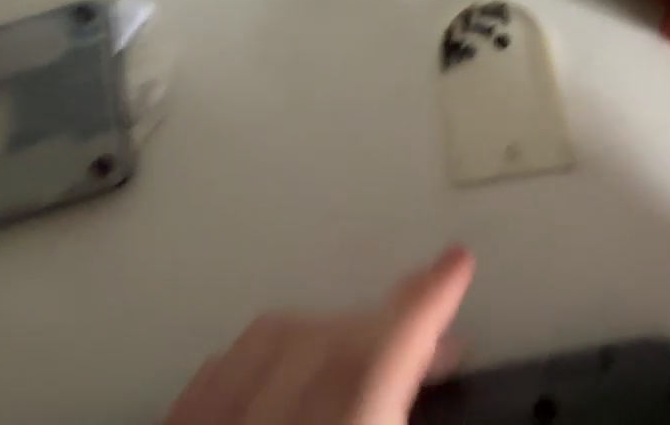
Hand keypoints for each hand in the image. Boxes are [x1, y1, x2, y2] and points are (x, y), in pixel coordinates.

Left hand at [168, 246, 473, 424]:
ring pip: (273, 335)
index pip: (385, 355)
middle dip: (387, 321)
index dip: (426, 301)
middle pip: (332, 336)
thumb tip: (434, 352)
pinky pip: (218, 367)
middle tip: (430, 330)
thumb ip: (392, 395)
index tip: (456, 261)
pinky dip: (262, 351)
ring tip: (361, 347)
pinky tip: (281, 363)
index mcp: (336, 424)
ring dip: (327, 328)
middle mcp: (265, 419)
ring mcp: (213, 421)